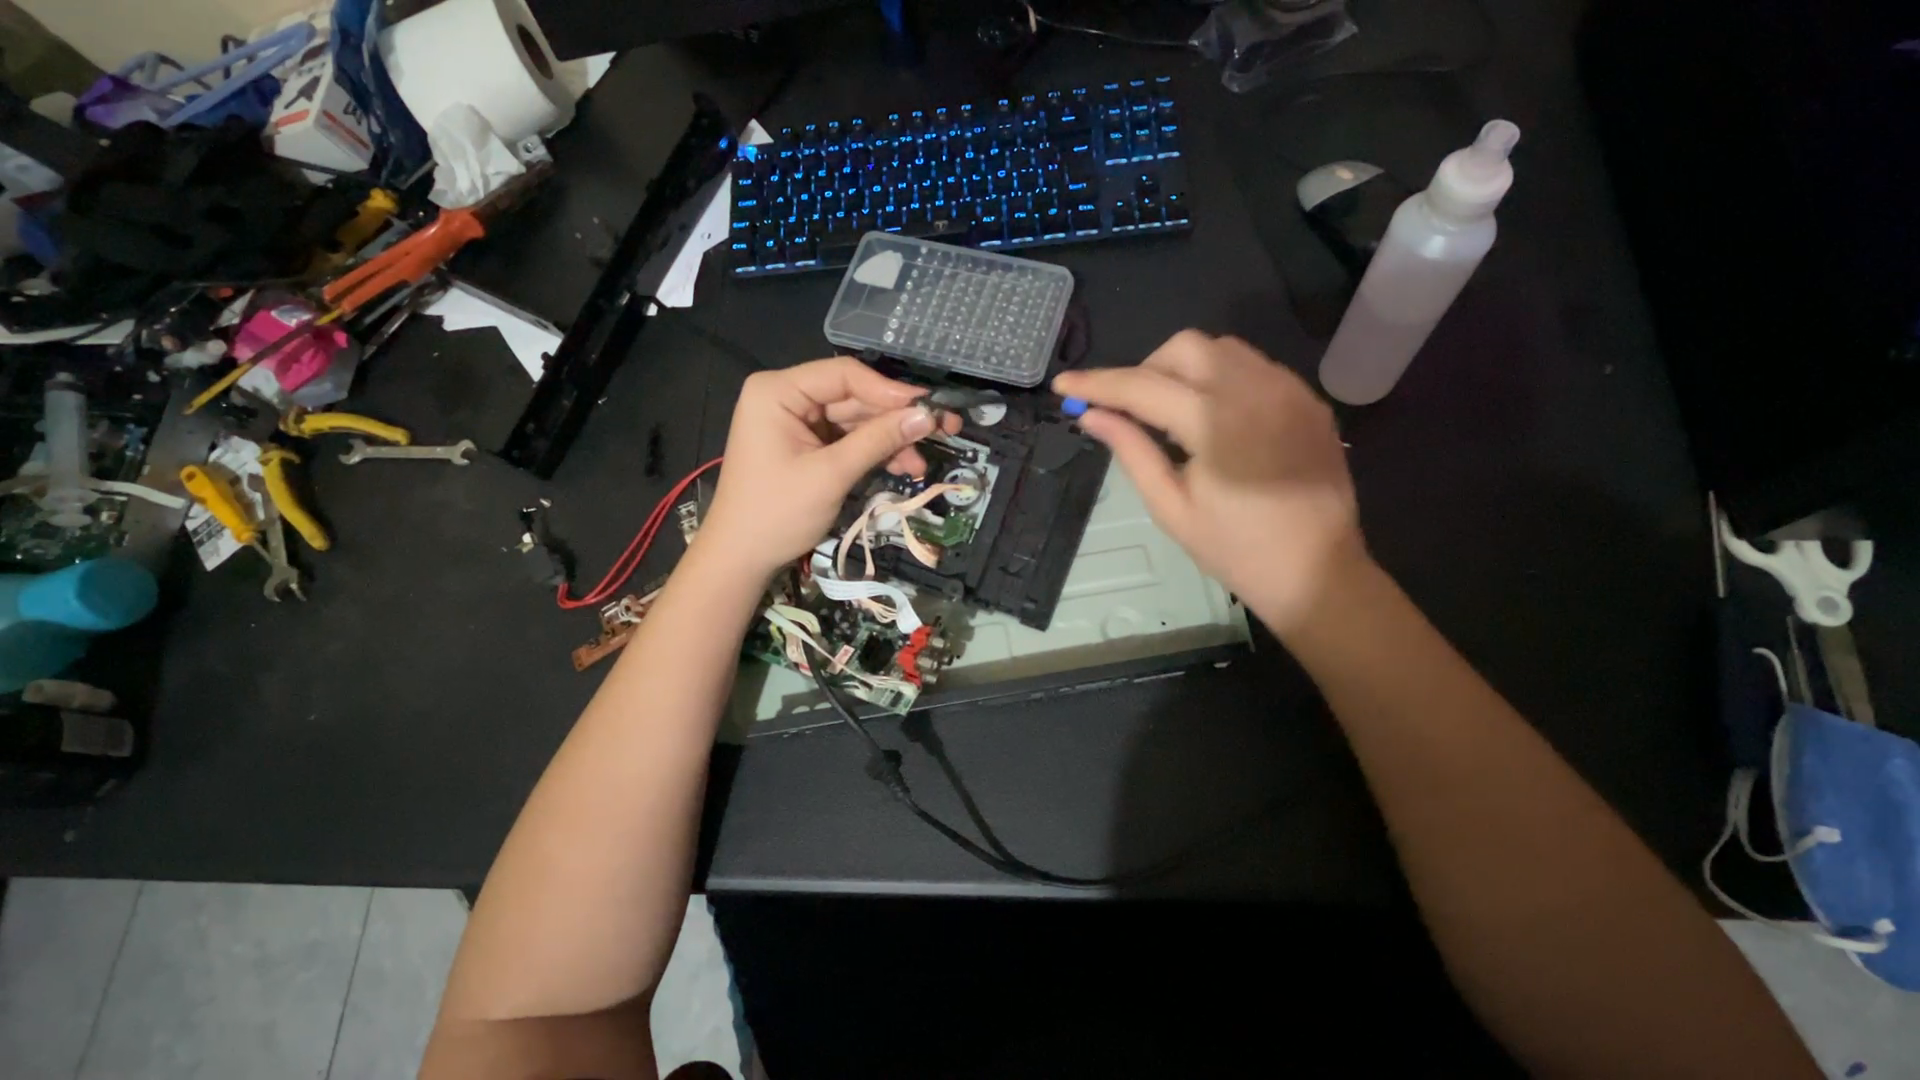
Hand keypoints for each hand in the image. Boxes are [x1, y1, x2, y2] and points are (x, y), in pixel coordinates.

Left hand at [698, 357, 958, 576]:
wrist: (740, 558)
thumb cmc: (777, 513)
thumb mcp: (831, 474)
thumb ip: (878, 440)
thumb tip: (928, 416)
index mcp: (778, 391)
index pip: (844, 374)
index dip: (889, 390)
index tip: (928, 408)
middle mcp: (786, 397)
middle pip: (853, 396)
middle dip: (895, 418)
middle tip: (943, 430)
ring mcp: (796, 422)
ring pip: (856, 420)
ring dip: (889, 440)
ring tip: (920, 465)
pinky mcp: (806, 445)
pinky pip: (847, 439)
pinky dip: (873, 452)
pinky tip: (903, 467)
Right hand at [1054, 330, 1367, 636]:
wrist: (1318, 572)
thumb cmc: (1237, 551)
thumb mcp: (1171, 508)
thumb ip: (1132, 452)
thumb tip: (1092, 416)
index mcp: (1215, 421)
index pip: (1142, 386)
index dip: (1098, 384)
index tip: (1063, 386)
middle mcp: (1254, 390)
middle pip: (1184, 347)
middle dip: (1146, 368)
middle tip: (1130, 408)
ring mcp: (1288, 390)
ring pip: (1223, 348)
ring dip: (1185, 368)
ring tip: (1173, 412)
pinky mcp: (1308, 400)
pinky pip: (1255, 367)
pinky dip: (1222, 378)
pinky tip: (1216, 417)